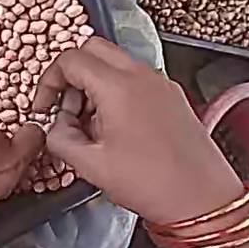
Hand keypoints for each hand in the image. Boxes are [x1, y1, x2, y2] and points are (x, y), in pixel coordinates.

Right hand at [32, 38, 244, 225]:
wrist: (204, 199)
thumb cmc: (148, 182)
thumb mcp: (90, 166)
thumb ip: (60, 138)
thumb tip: (54, 126)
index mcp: (117, 86)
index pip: (70, 60)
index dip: (48, 81)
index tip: (45, 108)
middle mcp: (140, 74)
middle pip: (93, 49)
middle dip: (71, 74)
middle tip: (67, 109)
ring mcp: (160, 82)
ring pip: (115, 61)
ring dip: (94, 82)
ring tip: (91, 124)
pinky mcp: (172, 95)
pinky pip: (135, 77)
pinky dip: (116, 89)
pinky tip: (116, 127)